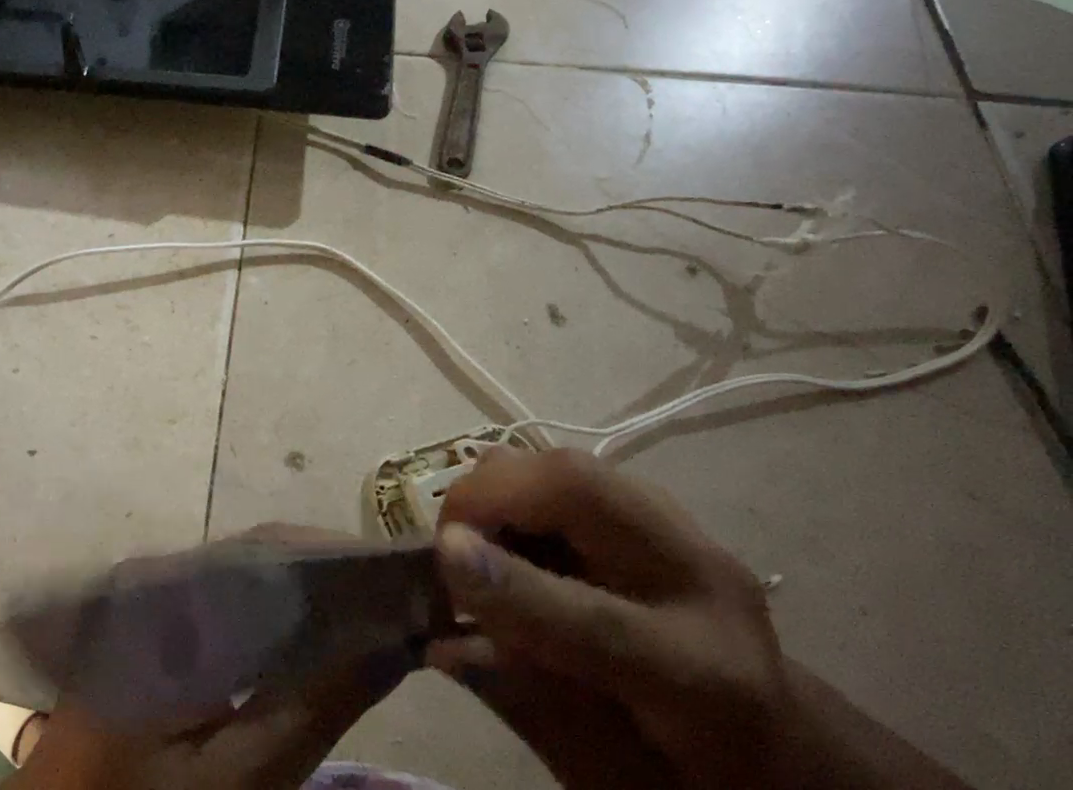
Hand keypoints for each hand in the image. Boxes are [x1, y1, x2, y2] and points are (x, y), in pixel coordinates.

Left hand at [5, 524, 415, 789]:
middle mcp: (150, 578)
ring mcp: (141, 598)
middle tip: (403, 609)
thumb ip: (315, 703)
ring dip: (305, 598)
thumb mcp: (239, 775)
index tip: (408, 586)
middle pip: (257, 559)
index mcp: (165, 598)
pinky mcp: (142, 625)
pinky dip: (270, 618)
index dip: (343, 561)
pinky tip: (309, 645)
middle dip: (331, 579)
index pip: (270, 551)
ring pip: (241, 578)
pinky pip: (218, 602)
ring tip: (371, 625)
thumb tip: (394, 638)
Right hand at [429, 448, 972, 789]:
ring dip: (504, 486)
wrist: (786, 745)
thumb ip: (527, 705)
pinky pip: (578, 473)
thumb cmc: (688, 772)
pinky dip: (524, 488)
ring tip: (474, 538)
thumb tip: (439, 641)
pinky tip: (512, 533)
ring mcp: (692, 538)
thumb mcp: (612, 774)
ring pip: (577, 467)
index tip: (441, 554)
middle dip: (494, 494)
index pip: (597, 623)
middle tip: (447, 539)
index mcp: (706, 684)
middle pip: (588, 495)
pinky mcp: (668, 514)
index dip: (510, 584)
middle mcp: (707, 590)